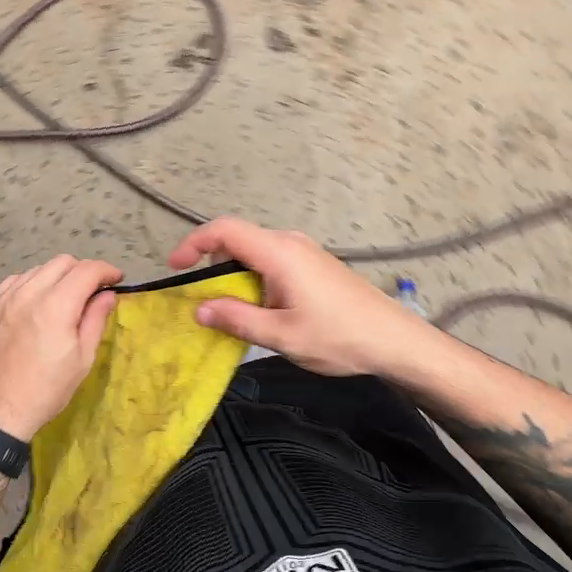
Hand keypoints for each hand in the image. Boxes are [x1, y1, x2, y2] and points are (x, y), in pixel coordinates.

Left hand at [0, 255, 122, 440]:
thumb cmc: (48, 389)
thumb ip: (95, 319)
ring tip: (65, 297)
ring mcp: (6, 297)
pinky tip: (37, 301)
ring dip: (57, 276)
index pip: (86, 270)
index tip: (117, 279)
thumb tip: (107, 295)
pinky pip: (15, 281)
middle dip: (83, 271)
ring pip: (38, 268)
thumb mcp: (82, 359)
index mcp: (56, 305)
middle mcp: (29, 292)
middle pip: (62, 262)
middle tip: (92, 291)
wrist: (0, 410)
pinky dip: (32, 283)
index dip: (106, 270)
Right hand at [167, 217, 427, 376]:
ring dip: (233, 274)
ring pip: (253, 250)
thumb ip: (236, 320)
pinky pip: (271, 260)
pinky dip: (253, 277)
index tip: (176, 268)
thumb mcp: (281, 335)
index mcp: (278, 253)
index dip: (193, 243)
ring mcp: (304, 251)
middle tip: (201, 298)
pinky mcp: (313, 264)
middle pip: (237, 238)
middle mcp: (289, 243)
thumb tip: (199, 309)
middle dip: (211, 263)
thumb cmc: (338, 337)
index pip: (224, 230)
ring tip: (230, 309)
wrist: (396, 341)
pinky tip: (259, 308)